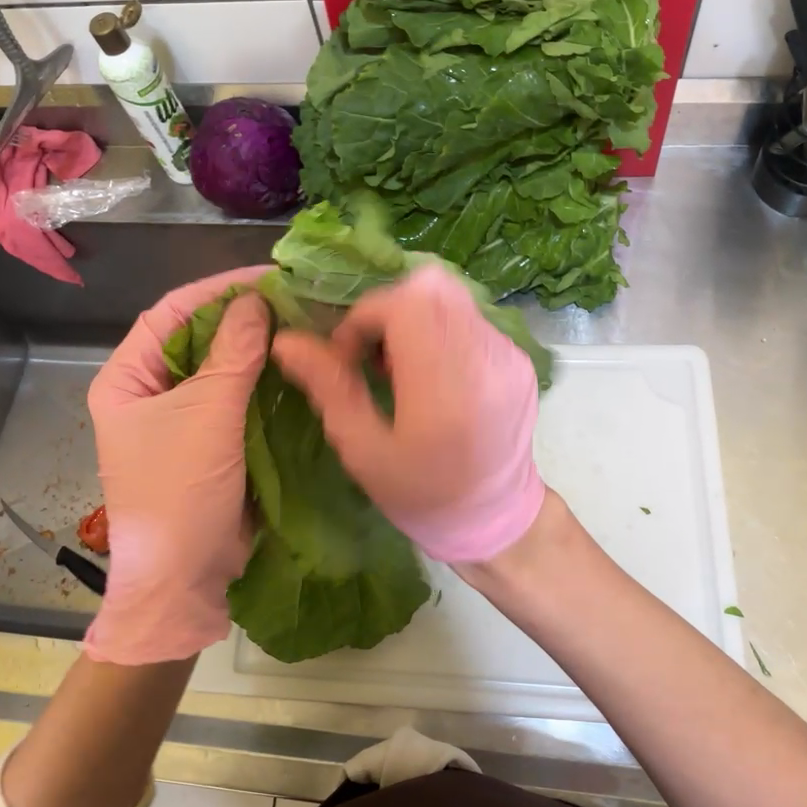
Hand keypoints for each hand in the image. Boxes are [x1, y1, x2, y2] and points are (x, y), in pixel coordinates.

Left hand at [81, 266, 271, 664]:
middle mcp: (150, 391)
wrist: (185, 580)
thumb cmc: (180, 493)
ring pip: (222, 366)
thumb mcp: (207, 416)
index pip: (171, 314)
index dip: (217, 289)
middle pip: (197, 337)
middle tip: (293, 296)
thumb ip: (233, 354)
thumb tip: (255, 301)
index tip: (266, 275)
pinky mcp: (212, 440)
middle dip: (242, 315)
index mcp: (127, 379)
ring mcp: (182, 417)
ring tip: (302, 321)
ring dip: (258, 346)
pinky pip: (239, 397)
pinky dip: (265, 379)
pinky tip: (298, 363)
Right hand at [271, 263, 543, 562]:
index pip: (402, 303)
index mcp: (444, 385)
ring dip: (416, 316)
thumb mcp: (363, 450)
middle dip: (390, 307)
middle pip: (430, 286)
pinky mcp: (520, 358)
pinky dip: (442, 330)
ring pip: (452, 296)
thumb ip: (329, 387)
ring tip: (403, 367)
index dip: (363, 318)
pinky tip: (434, 374)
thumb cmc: (420, 495)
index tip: (349, 358)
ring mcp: (508, 354)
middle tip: (375, 355)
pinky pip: (472, 318)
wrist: (495, 520)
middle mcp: (484, 357)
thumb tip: (286, 340)